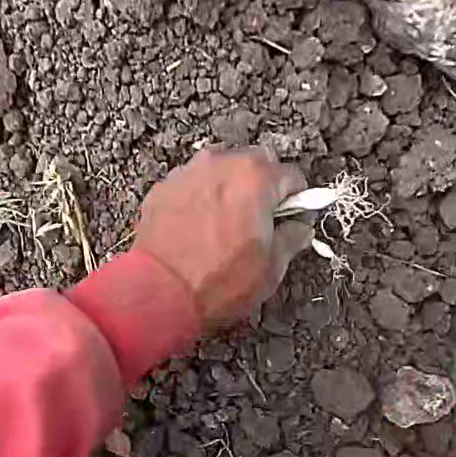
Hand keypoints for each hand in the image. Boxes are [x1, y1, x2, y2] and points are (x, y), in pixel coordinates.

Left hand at [132, 145, 310, 328]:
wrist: (158, 293)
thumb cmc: (217, 281)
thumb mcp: (271, 267)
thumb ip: (292, 237)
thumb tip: (297, 228)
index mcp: (255, 176)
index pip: (292, 177)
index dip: (296, 202)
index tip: (290, 222)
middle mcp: (219, 164)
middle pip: (253, 166)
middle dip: (259, 190)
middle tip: (255, 225)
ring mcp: (185, 174)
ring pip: (218, 173)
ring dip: (226, 192)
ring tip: (221, 228)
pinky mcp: (161, 190)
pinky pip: (189, 187)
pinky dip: (197, 200)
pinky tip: (194, 229)